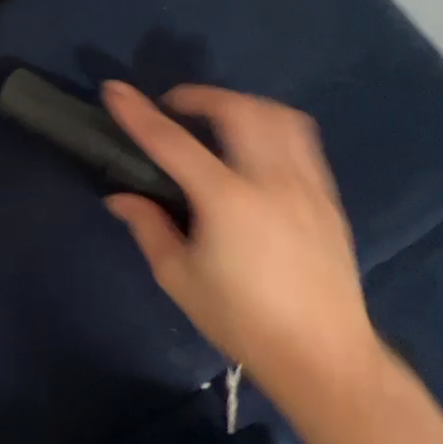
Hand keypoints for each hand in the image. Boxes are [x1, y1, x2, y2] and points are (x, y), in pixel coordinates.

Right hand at [100, 81, 379, 396]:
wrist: (321, 353)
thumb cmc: (239, 318)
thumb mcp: (178, 277)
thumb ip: (149, 228)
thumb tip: (121, 197)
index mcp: (226, 200)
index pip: (172, 143)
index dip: (139, 113)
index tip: (114, 90)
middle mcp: (271, 181)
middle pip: (241, 111)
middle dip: (202, 96)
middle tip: (173, 105)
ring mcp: (307, 186)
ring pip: (280, 118)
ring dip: (242, 106)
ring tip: (216, 120)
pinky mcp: (328, 199)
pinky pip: (301, 143)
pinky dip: (271, 129)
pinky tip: (253, 151)